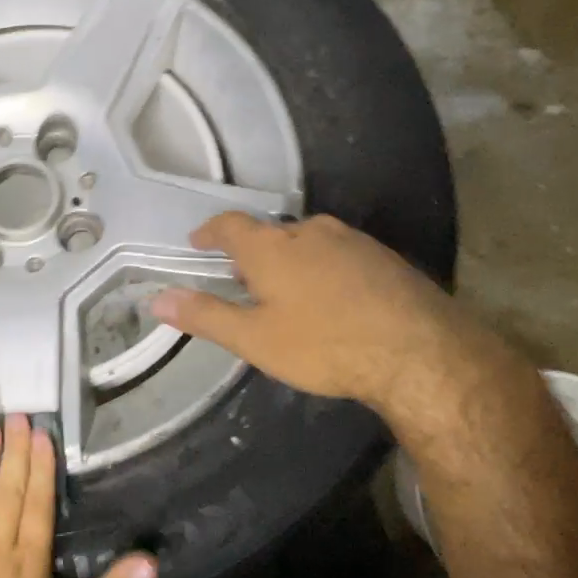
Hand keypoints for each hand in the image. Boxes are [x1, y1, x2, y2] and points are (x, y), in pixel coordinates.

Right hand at [151, 212, 507, 414]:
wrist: (420, 352)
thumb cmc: (324, 345)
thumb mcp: (254, 339)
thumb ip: (205, 316)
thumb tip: (157, 299)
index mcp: (271, 247)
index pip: (229, 225)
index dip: (210, 232)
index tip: (198, 242)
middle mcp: (310, 231)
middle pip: (270, 234)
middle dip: (252, 255)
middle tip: (243, 283)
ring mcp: (351, 241)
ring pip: (307, 243)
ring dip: (290, 262)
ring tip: (286, 296)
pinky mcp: (383, 257)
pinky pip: (339, 255)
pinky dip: (323, 270)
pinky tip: (332, 302)